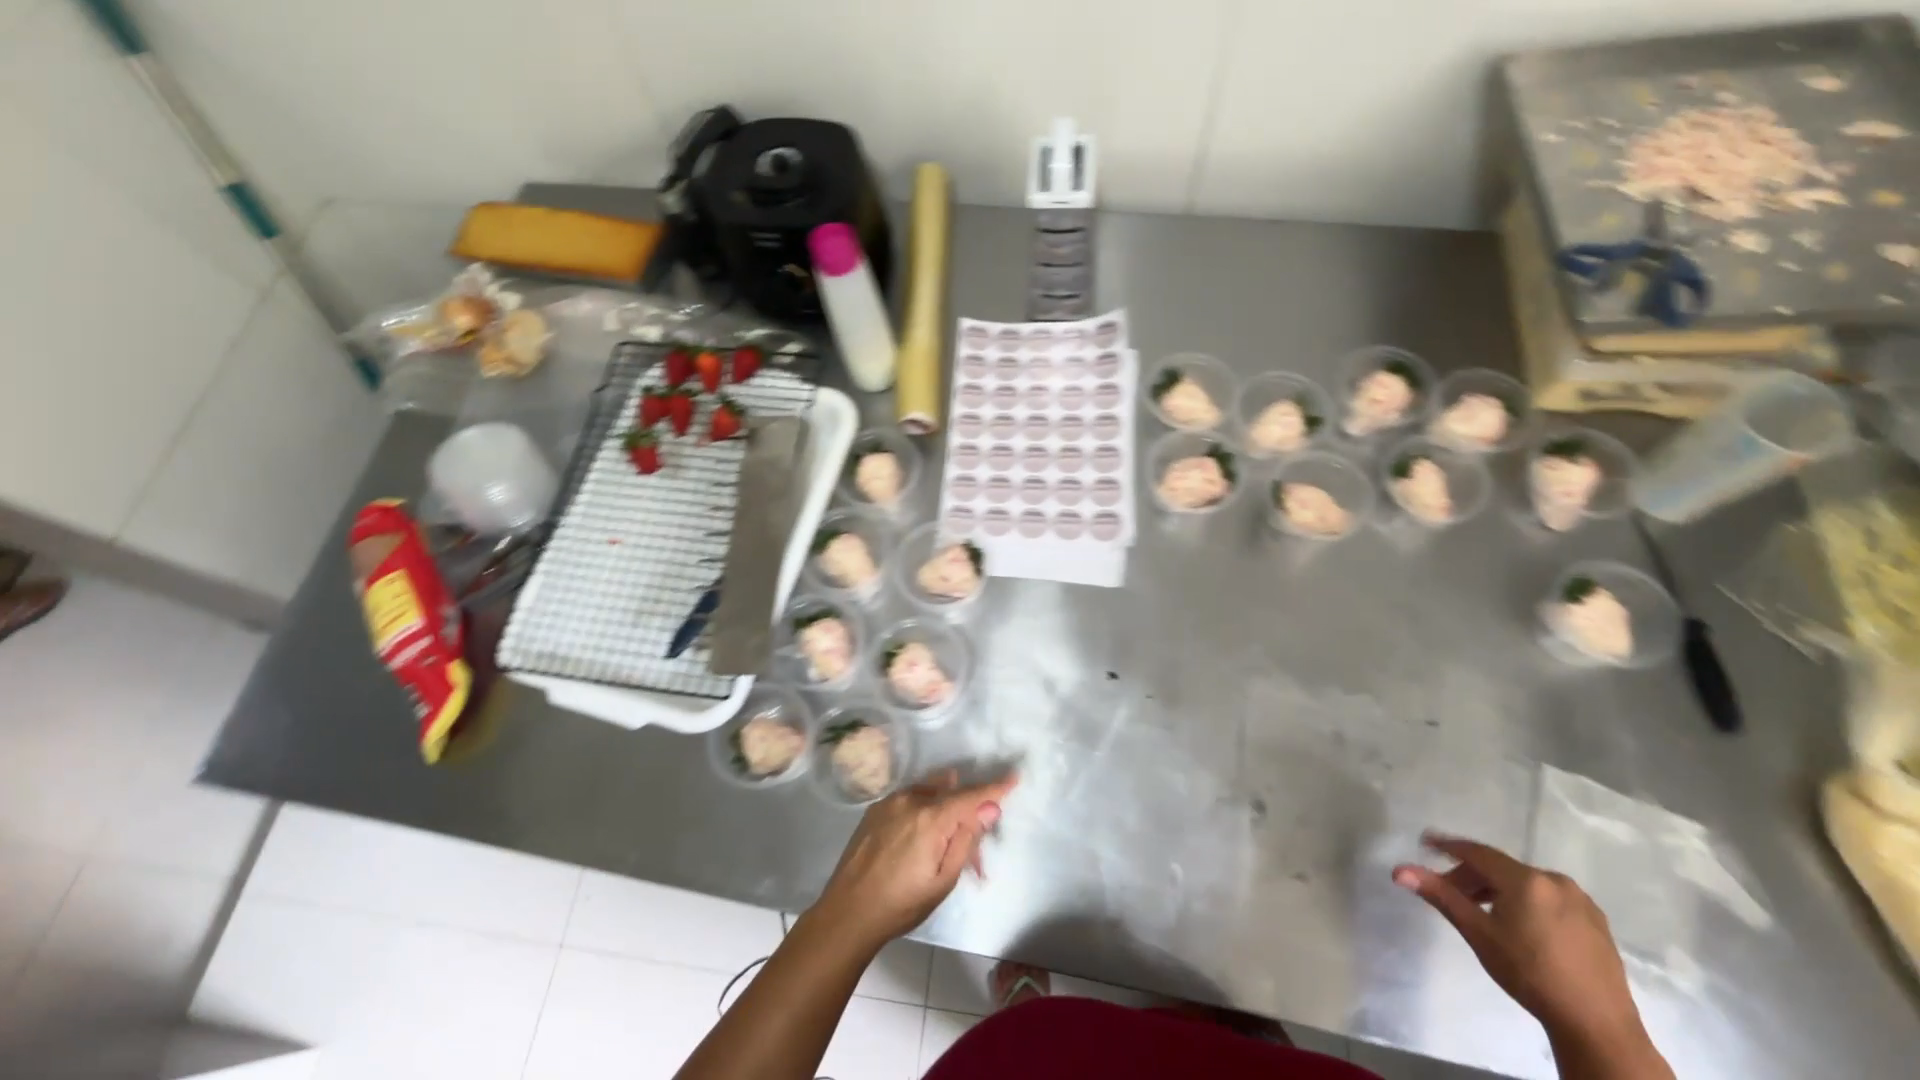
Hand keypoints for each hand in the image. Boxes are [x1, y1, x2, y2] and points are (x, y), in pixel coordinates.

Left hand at [807, 770, 1017, 953]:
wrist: (847, 913)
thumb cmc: (901, 904)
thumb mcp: (943, 880)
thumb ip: (966, 839)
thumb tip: (989, 807)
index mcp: (929, 818)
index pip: (970, 796)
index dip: (994, 788)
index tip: (1014, 778)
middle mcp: (909, 800)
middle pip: (949, 789)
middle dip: (967, 804)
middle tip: (975, 833)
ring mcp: (888, 803)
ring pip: (928, 791)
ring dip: (944, 804)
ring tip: (948, 835)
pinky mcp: (874, 810)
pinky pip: (909, 799)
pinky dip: (924, 808)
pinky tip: (922, 833)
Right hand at [1392, 833, 1649, 1052]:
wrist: (1595, 1021)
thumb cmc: (1529, 974)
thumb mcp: (1478, 934)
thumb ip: (1441, 896)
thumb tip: (1399, 870)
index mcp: (1526, 880)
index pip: (1478, 853)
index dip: (1449, 846)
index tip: (1425, 841)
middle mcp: (1555, 880)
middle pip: (1502, 869)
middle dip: (1472, 877)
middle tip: (1450, 894)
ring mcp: (1581, 900)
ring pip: (1527, 884)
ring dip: (1500, 891)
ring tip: (1483, 914)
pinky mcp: (1596, 920)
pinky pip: (1550, 898)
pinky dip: (1527, 902)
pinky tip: (1522, 928)